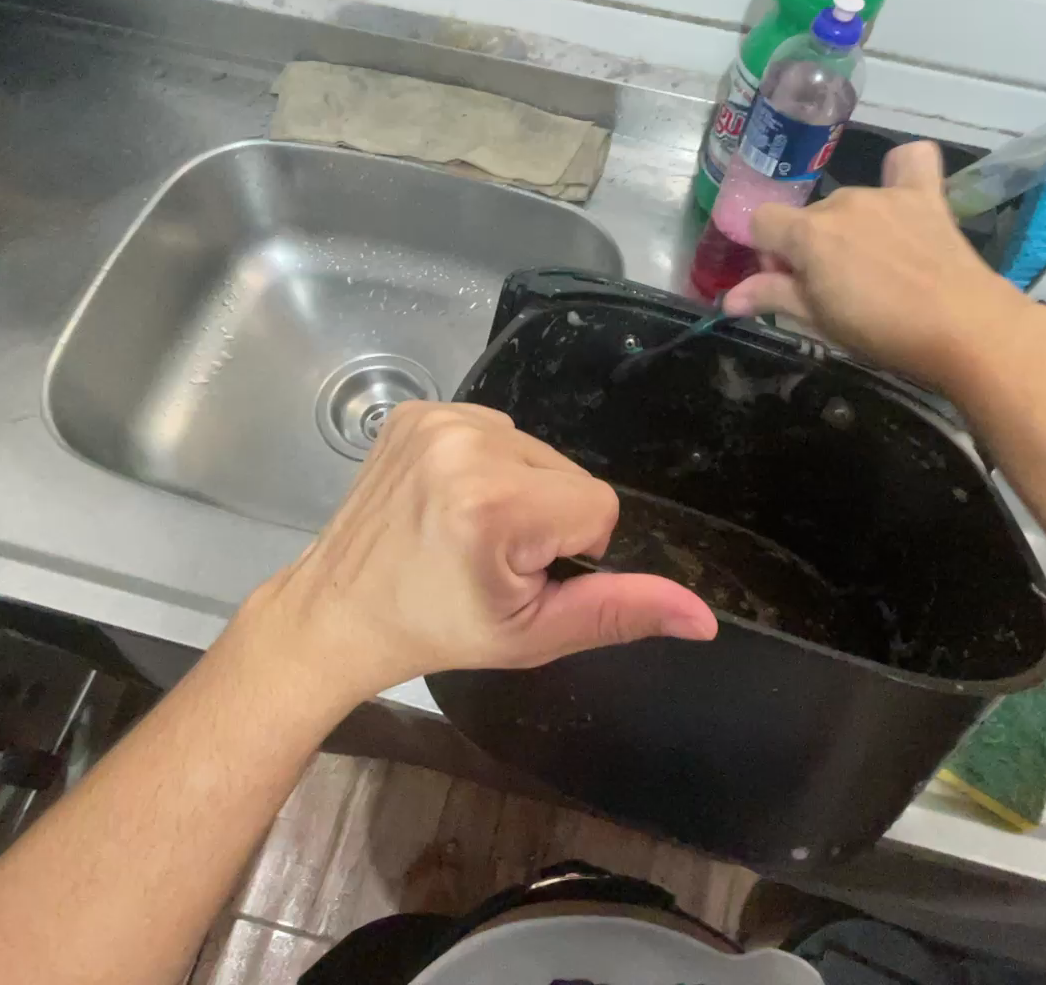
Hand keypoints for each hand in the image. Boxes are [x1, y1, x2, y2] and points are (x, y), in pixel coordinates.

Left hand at [238, 402, 716, 699]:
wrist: (340, 611)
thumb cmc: (439, 630)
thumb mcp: (535, 634)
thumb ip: (621, 613)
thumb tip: (704, 617)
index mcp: (495, 502)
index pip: (598, 506)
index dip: (574, 548)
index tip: (523, 573)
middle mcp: (465, 442)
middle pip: (567, 472)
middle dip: (547, 516)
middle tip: (492, 556)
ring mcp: (435, 419)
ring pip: (534, 450)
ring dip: (520, 488)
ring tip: (469, 529)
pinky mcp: (416, 410)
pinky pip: (493, 431)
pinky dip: (488, 465)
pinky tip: (451, 500)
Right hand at [719, 141, 1045, 390]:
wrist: (962, 327)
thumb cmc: (880, 331)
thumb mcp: (817, 321)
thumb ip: (771, 297)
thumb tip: (728, 300)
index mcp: (808, 234)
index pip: (760, 222)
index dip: (766, 255)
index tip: (786, 285)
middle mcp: (842, 203)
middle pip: (805, 218)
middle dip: (805, 249)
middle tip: (829, 290)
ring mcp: (886, 195)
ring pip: (846, 203)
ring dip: (845, 229)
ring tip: (870, 267)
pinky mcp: (926, 197)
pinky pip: (909, 162)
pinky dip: (897, 174)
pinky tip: (898, 201)